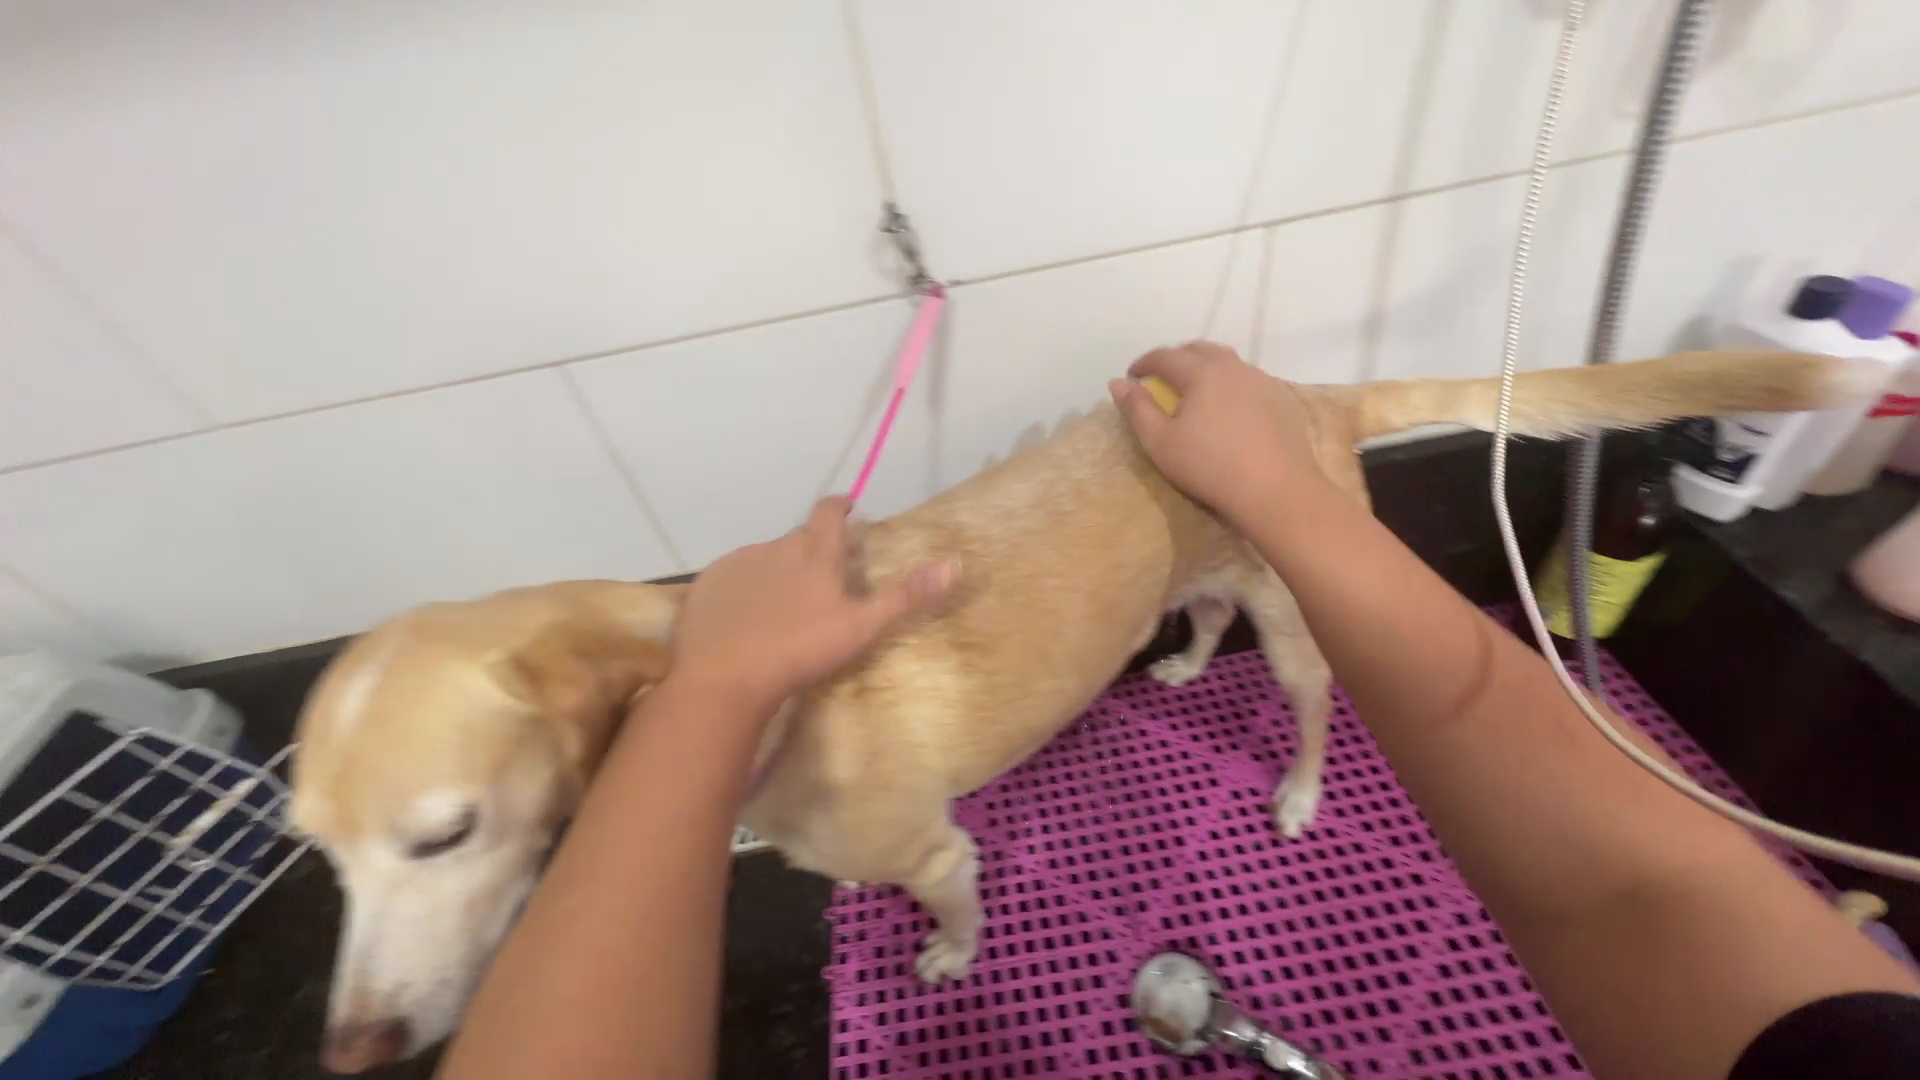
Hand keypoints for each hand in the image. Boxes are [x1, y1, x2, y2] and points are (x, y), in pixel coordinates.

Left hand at [671, 498, 956, 713]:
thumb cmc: (802, 649)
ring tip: (784, 603)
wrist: (726, 676)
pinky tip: (747, 617)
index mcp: (815, 553)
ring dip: (780, 569)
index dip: (839, 506)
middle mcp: (776, 547)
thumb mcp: (863, 627)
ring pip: (767, 558)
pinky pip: (735, 577)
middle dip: (814, 546)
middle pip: (800, 537)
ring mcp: (739, 564)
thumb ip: (906, 597)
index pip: (829, 513)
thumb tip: (953, 565)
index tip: (848, 506)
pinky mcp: (709, 584)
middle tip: (824, 573)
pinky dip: (747, 588)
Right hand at [1108, 342, 1323, 526]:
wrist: (1275, 490)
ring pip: (1228, 363)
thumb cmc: (1209, 466)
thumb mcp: (1160, 443)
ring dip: (1206, 369)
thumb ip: (1137, 409)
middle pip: (1199, 350)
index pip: (1165, 356)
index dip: (1144, 363)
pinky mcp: (1283, 399)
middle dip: (1176, 359)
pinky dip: (1231, 385)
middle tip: (1163, 379)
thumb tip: (1117, 383)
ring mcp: (1263, 380)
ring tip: (1196, 392)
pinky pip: (1250, 381)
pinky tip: (1230, 410)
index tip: (1132, 377)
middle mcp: (1233, 367)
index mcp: (1201, 372)